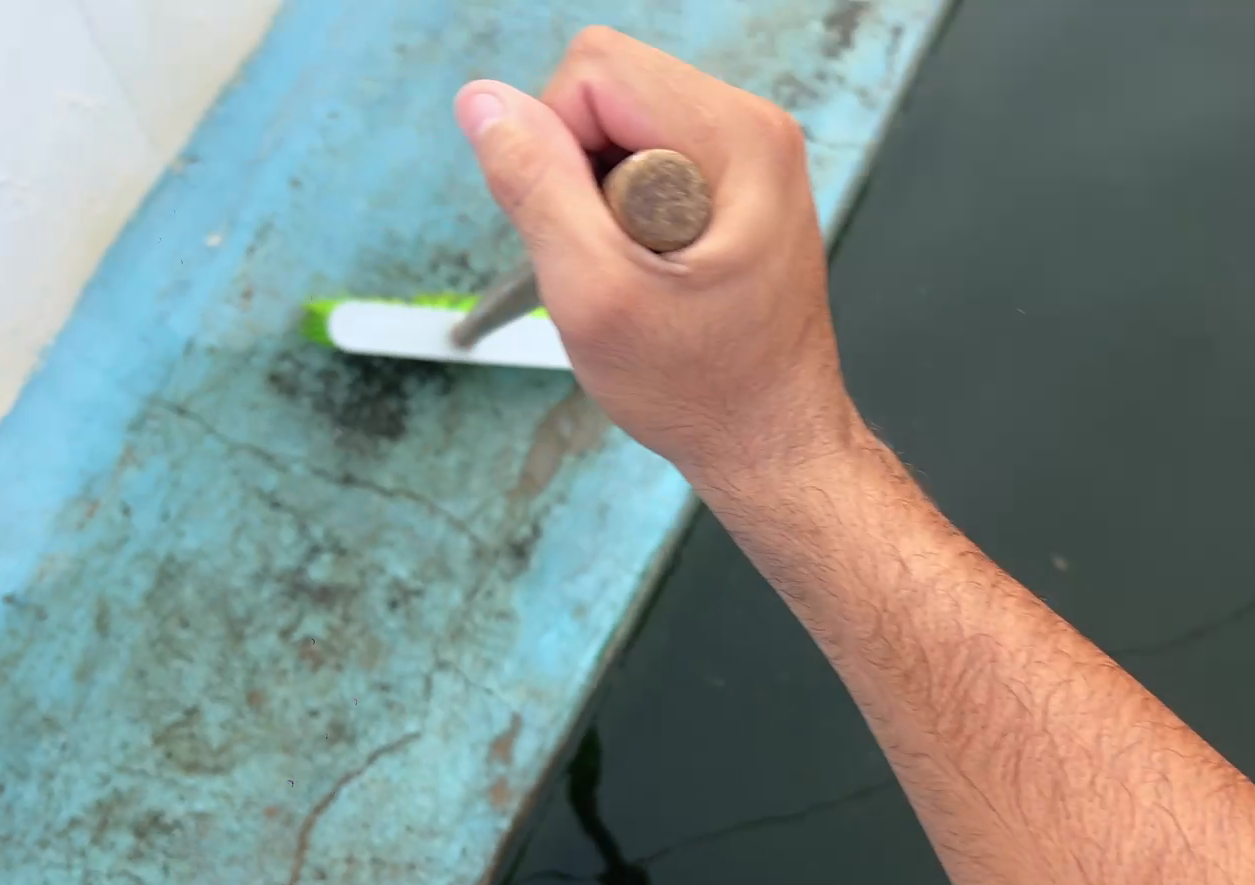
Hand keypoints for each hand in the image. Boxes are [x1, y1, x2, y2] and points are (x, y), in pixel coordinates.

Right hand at [452, 28, 859, 487]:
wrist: (770, 444)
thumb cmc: (707, 393)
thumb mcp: (597, 297)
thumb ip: (535, 188)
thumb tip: (485, 107)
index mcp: (737, 141)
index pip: (595, 71)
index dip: (553, 149)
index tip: (582, 237)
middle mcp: (756, 138)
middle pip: (613, 97)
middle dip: (584, 183)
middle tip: (618, 269)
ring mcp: (754, 168)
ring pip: (628, 138)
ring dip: (606, 211)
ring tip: (642, 282)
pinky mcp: (742, 199)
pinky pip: (655, 175)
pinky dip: (633, 226)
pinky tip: (656, 282)